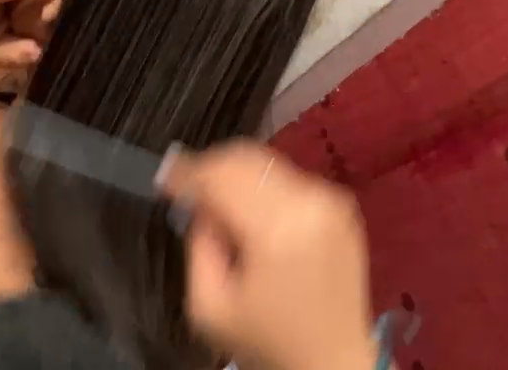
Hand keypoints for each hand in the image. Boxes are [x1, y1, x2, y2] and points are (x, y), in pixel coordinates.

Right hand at [161, 142, 375, 369]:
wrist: (335, 365)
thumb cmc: (269, 341)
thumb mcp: (209, 307)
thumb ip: (198, 244)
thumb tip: (202, 204)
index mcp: (277, 230)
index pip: (221, 175)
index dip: (187, 171)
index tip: (166, 179)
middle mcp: (308, 203)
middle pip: (244, 159)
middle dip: (210, 168)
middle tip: (189, 190)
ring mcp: (328, 200)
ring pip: (265, 163)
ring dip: (237, 176)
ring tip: (222, 207)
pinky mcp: (341, 205)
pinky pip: (288, 177)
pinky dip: (263, 186)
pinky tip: (254, 215)